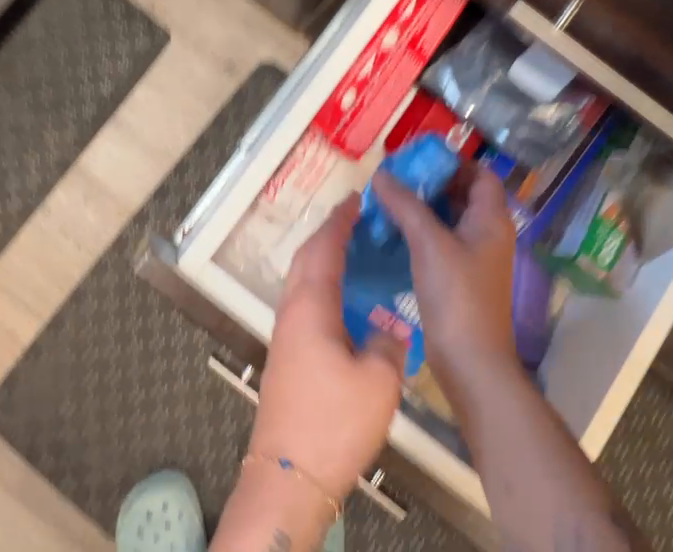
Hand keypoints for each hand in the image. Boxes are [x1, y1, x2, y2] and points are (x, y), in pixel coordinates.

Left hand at [249, 196, 405, 499]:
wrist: (289, 473)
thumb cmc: (334, 421)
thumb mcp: (379, 380)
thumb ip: (387, 343)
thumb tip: (387, 328)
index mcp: (311, 305)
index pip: (325, 248)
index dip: (340, 221)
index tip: (358, 199)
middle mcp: (291, 312)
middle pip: (306, 259)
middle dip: (329, 234)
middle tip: (357, 219)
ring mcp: (286, 336)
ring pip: (303, 282)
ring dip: (324, 260)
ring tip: (355, 252)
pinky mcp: (288, 358)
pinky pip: (305, 304)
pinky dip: (324, 287)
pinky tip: (345, 302)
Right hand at [371, 168, 519, 392]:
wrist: (471, 362)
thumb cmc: (457, 296)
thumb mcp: (428, 243)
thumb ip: (405, 205)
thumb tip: (382, 175)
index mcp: (492, 220)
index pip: (481, 175)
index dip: (453, 163)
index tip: (418, 160)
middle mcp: (487, 234)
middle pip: (462, 195)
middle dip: (430, 184)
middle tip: (394, 178)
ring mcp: (474, 259)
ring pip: (448, 220)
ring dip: (421, 209)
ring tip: (386, 202)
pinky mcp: (459, 279)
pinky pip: (440, 243)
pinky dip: (419, 233)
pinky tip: (391, 234)